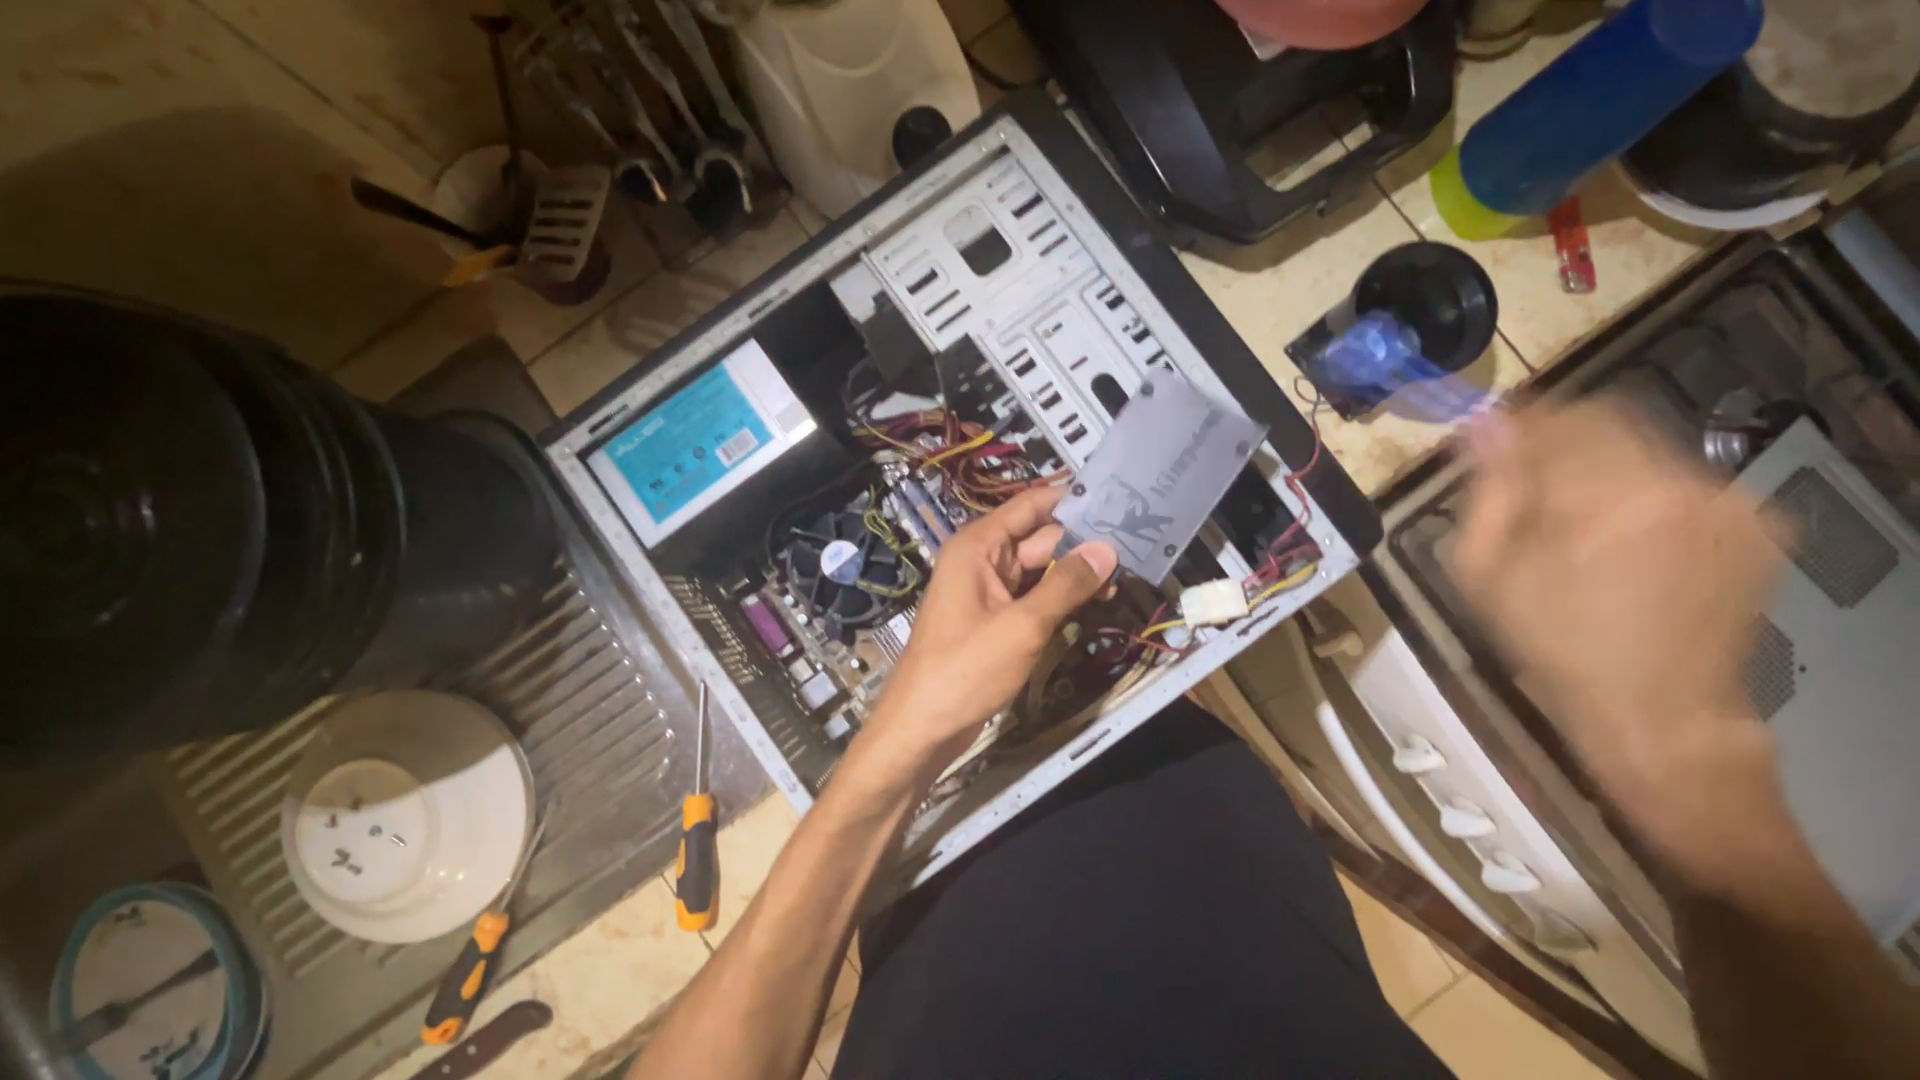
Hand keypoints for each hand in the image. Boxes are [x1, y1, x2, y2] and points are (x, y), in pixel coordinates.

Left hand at [850, 486, 1117, 786]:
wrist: (923, 725)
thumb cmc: (966, 669)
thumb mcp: (1023, 624)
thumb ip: (1066, 584)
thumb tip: (1107, 549)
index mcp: (978, 547)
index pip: (1029, 506)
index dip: (1070, 499)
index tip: (1117, 496)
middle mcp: (982, 561)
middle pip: (1039, 538)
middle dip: (1082, 542)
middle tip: (1138, 544)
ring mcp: (988, 592)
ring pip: (1040, 570)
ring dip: (1076, 573)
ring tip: (1127, 573)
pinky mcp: (995, 620)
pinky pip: (1033, 597)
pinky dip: (1061, 598)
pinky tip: (1098, 600)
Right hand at [1448, 400, 1789, 875]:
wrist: (1661, 712)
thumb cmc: (1556, 648)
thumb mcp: (1486, 574)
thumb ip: (1488, 490)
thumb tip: (1482, 426)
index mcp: (1608, 498)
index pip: (1558, 418)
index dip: (1519, 421)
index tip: (1491, 433)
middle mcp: (1681, 484)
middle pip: (1609, 420)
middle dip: (1561, 440)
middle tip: (1529, 477)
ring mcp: (1730, 502)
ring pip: (1647, 447)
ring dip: (1604, 467)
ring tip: (1578, 519)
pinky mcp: (1757, 523)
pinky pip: (1684, 478)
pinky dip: (1645, 492)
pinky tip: (1626, 538)